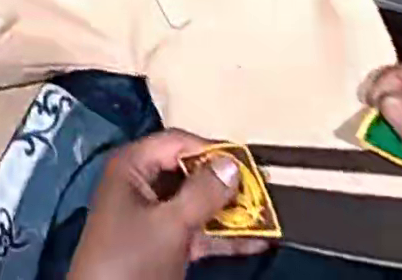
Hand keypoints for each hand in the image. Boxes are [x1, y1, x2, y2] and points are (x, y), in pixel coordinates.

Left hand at [70, 130, 270, 279]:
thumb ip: (202, 194)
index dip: (210, 149)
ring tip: (270, 217)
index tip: (250, 164)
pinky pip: (194, 228)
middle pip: (186, 170)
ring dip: (227, 211)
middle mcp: (140, 181)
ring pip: (193, 201)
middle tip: (264, 192)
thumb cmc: (132, 258)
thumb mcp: (170, 224)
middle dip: (222, 182)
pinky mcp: (161, 241)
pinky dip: (220, 235)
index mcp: (133, 164)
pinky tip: (255, 244)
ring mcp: (151, 212)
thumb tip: (231, 164)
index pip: (175, 143)